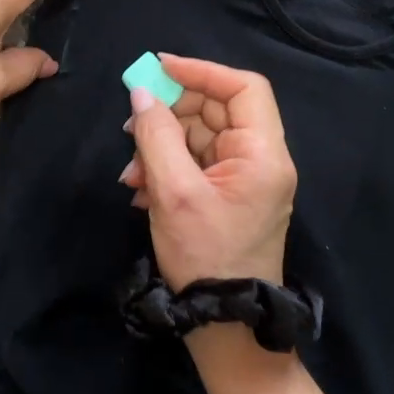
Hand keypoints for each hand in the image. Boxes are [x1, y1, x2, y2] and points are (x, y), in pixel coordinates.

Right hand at [119, 57, 297, 287]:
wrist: (224, 325)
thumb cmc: (205, 254)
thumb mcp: (173, 191)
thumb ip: (156, 135)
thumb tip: (141, 93)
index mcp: (262, 155)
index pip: (243, 88)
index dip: (201, 71)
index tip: (159, 68)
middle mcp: (260, 161)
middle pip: (215, 109)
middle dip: (169, 113)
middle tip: (131, 125)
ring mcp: (244, 179)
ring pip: (198, 135)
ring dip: (159, 144)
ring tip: (132, 172)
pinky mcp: (227, 195)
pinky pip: (194, 161)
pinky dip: (165, 165)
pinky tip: (140, 188)